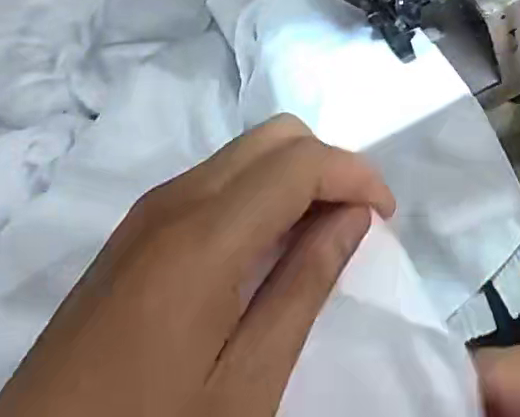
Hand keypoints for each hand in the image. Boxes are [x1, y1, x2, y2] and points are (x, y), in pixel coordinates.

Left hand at [0, 114, 396, 416]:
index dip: (354, 174)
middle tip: (353, 223)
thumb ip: (304, 285)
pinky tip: (264, 247)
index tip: (386, 216)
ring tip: (316, 236)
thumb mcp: (245, 383)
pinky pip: (213, 180)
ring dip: (292, 175)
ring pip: (243, 152)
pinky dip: (256, 192)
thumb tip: (352, 215)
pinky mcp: (133, 230)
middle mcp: (176, 197)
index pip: (300, 160)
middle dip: (326, 164)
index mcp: (205, 231)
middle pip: (273, 136)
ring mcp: (148, 209)